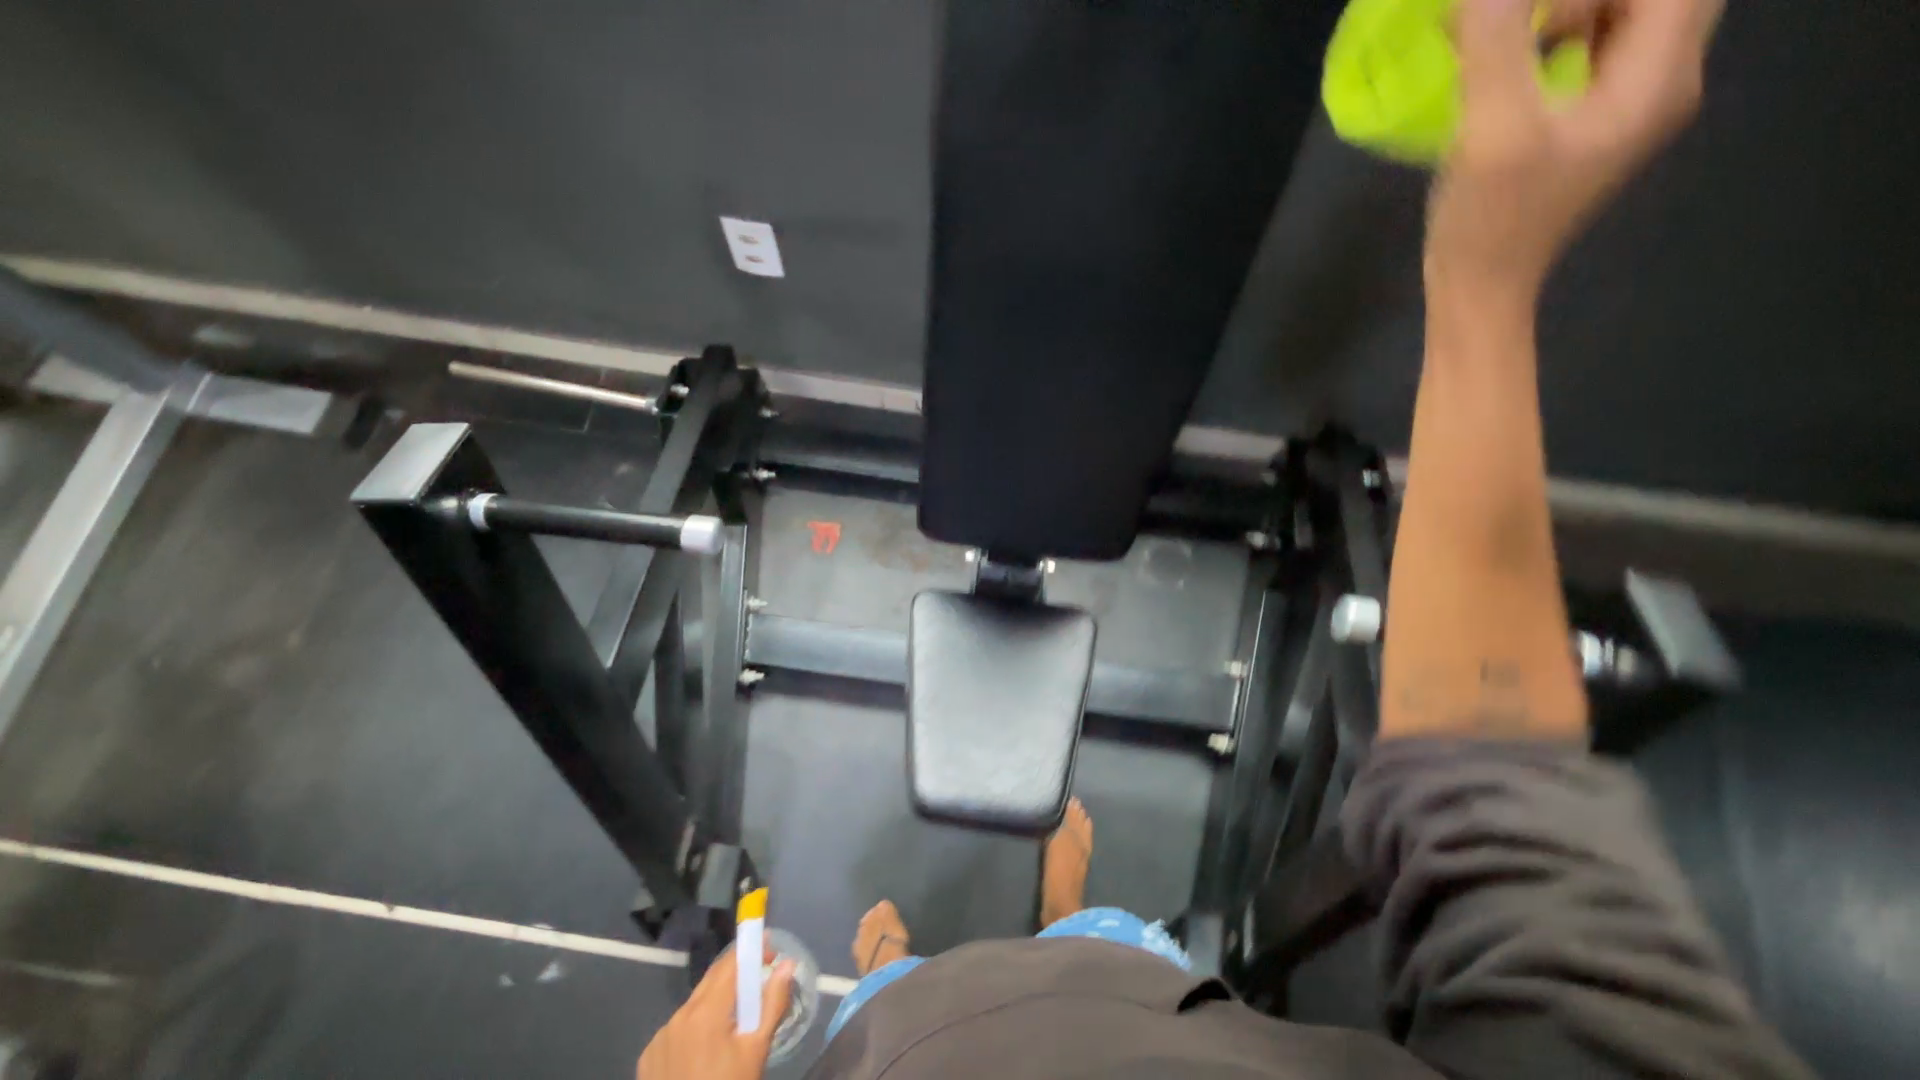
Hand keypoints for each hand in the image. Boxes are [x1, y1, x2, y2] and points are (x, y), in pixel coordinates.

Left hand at [637, 949, 795, 1079]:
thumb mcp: (756, 1050)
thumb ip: (772, 1004)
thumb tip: (787, 965)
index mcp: (706, 1012)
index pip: (731, 965)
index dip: (751, 951)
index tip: (769, 947)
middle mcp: (678, 1016)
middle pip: (710, 982)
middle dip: (735, 974)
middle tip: (759, 977)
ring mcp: (659, 1037)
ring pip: (692, 1007)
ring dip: (714, 1003)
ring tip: (733, 1023)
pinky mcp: (648, 1057)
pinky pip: (676, 1031)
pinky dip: (693, 1029)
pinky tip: (704, 1049)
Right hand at [1425, 0, 1723, 302]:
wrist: (1481, 287)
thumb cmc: (1493, 217)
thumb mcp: (1493, 128)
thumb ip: (1497, 41)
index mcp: (1657, 79)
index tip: (1532, 10)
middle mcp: (1661, 81)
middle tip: (1520, 19)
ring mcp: (1627, 101)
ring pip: (1623, 11)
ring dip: (1564, 6)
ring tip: (1498, 32)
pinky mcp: (1591, 117)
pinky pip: (1592, 44)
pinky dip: (1552, 32)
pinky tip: (1505, 53)